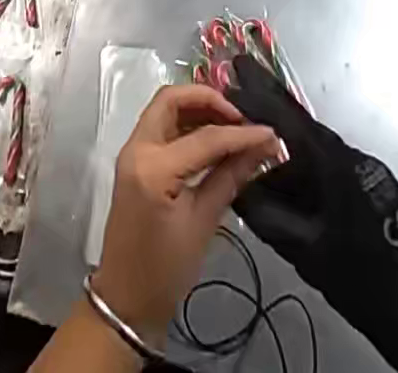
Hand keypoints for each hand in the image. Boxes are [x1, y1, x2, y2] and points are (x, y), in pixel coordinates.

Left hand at [91, 84, 282, 345]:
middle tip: (242, 118)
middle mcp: (137, 148)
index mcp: (153, 167)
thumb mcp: (203, 223)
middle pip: (171, 99)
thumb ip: (230, 177)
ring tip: (234, 126)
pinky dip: (187, 124)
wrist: (126, 298)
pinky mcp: (135, 160)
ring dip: (198, 109)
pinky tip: (215, 140)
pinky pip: (162, 127)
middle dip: (208, 100)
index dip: (241, 133)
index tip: (272, 134)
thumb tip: (263, 148)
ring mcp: (133, 151)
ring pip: (165, 109)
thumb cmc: (165, 268)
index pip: (204, 137)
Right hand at [227, 55, 397, 372]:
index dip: (260, 93)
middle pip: (302, 127)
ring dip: (281, 148)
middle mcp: (353, 160)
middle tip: (238, 80)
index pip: (291, 120)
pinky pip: (326, 170)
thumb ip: (266, 215)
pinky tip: (278, 182)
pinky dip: (300, 171)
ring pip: (313, 152)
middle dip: (269, 107)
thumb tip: (233, 185)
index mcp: (339, 166)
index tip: (235, 69)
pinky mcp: (372, 192)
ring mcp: (366, 175)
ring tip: (244, 149)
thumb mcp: (307, 254)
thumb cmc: (369, 285)